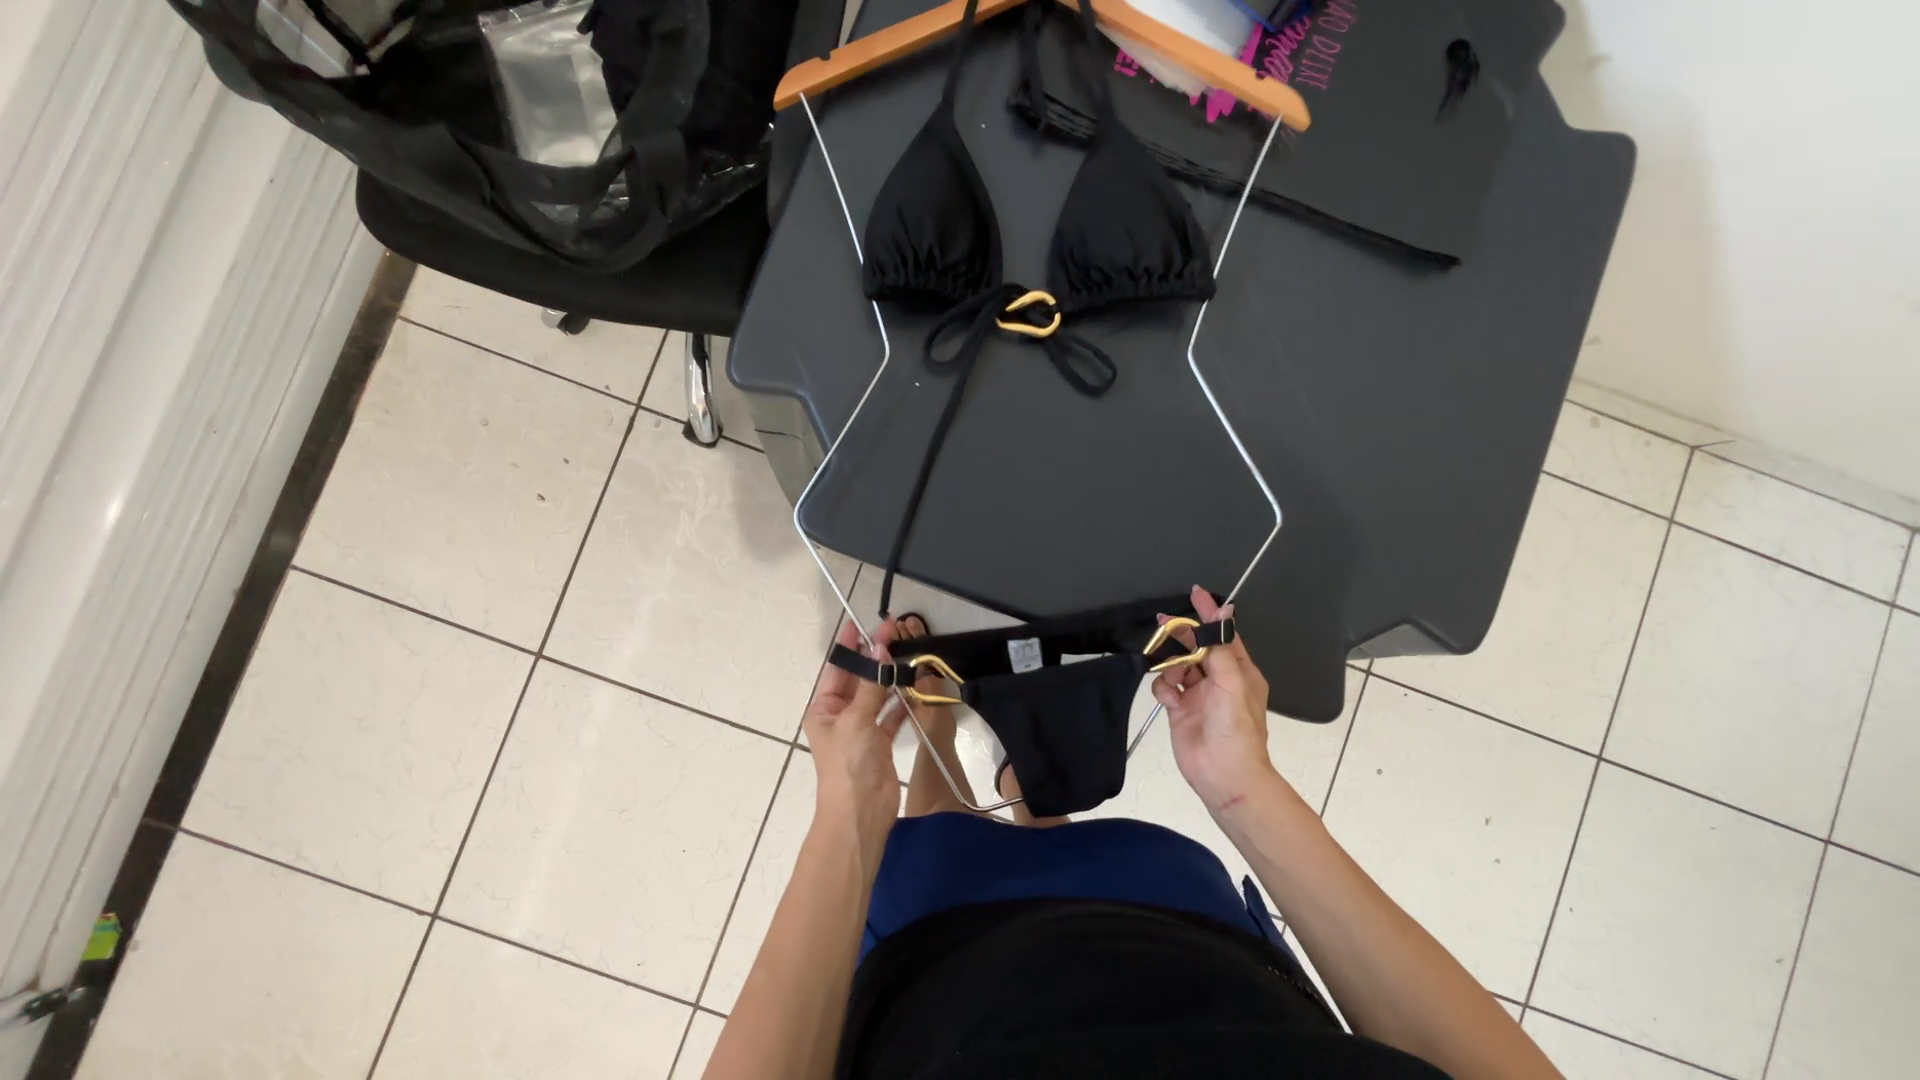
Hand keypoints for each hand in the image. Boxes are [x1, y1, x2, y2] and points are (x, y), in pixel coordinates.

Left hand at [802, 618, 906, 862]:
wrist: (860, 814)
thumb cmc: (848, 766)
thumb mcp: (856, 721)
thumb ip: (871, 685)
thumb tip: (880, 649)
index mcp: (824, 709)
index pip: (838, 668)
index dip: (851, 645)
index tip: (864, 622)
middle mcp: (840, 715)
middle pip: (859, 679)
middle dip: (875, 658)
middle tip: (895, 632)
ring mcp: (861, 729)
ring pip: (877, 695)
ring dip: (890, 678)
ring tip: (909, 654)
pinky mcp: (881, 742)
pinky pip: (892, 715)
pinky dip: (903, 702)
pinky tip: (916, 686)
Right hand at [1151, 585, 1283, 815]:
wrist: (1224, 775)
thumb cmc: (1236, 728)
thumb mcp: (1232, 682)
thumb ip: (1222, 647)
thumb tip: (1225, 612)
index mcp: (1240, 671)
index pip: (1223, 634)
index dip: (1210, 614)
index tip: (1195, 593)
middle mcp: (1219, 679)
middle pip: (1196, 647)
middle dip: (1181, 637)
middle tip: (1162, 624)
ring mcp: (1198, 694)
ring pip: (1176, 665)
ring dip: (1170, 666)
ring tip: (1172, 680)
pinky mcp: (1180, 709)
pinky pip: (1165, 687)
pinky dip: (1164, 688)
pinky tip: (1169, 699)